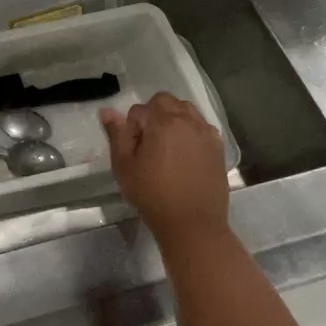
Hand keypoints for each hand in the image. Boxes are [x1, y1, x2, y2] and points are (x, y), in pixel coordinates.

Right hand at [99, 94, 230, 249]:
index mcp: (162, 123)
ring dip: (174, 119)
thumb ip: (117, 134)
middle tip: (148, 143)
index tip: (133, 148)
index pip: (140, 109)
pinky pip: (202, 126)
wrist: (193, 224)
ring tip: (167, 145)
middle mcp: (187, 121)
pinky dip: (191, 131)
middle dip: (153, 114)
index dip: (132, 126)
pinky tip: (185, 153)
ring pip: (187, 110)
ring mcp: (206, 134)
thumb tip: (107, 110)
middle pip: (166, 101)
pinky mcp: (218, 148)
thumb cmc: (152, 194)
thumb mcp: (124, 166)